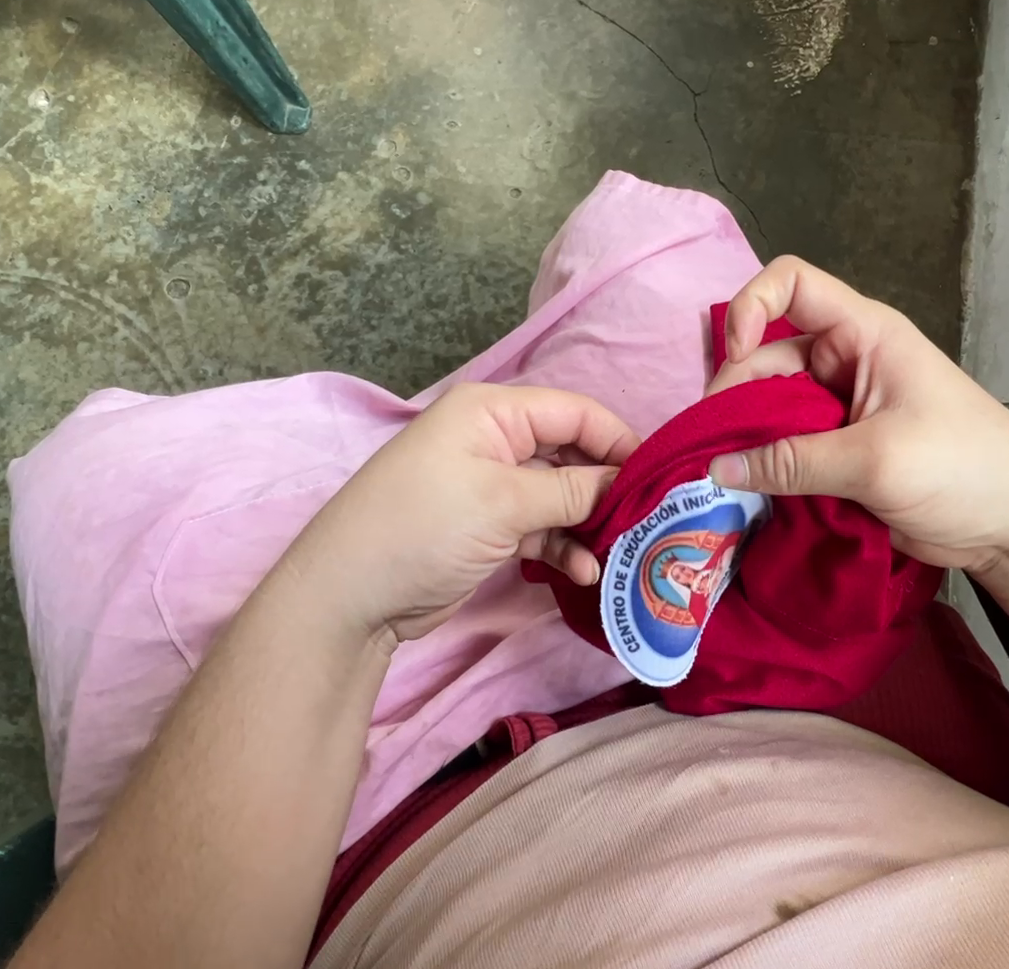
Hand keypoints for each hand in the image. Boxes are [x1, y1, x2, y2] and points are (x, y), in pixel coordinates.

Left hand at [278, 383, 638, 645]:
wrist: (350, 596)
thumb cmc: (424, 526)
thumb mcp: (504, 502)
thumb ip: (572, 490)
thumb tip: (626, 484)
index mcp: (493, 412)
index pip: (575, 412)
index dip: (618, 441)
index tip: (658, 478)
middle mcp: (494, 440)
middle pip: (570, 452)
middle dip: (605, 487)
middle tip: (645, 519)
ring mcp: (490, 485)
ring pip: (559, 494)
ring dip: (587, 523)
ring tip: (618, 551)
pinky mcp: (488, 525)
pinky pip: (540, 526)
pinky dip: (563, 546)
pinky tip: (584, 572)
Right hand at [706, 256, 1008, 574]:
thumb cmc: (964, 467)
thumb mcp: (875, 460)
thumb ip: (792, 463)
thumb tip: (714, 469)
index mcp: (863, 334)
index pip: (791, 284)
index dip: (751, 307)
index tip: (736, 358)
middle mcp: (843, 363)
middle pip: (765, 358)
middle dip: (733, 396)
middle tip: (707, 446)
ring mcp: (838, 411)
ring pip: (769, 410)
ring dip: (743, 439)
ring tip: (715, 476)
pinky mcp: (836, 453)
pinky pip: (784, 449)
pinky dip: (761, 468)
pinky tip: (740, 492)